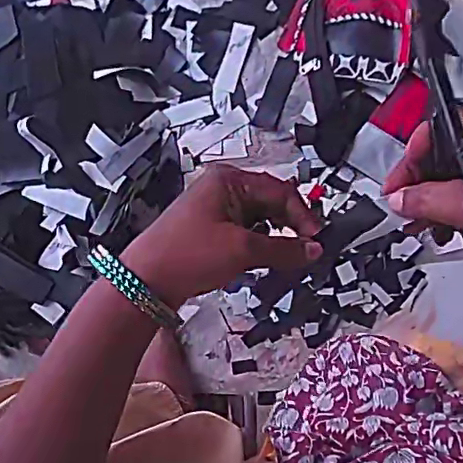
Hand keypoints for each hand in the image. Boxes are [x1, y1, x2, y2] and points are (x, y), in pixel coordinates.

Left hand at [120, 166, 323, 305]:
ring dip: (274, 239)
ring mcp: (213, 210)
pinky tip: (261, 261)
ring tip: (284, 258)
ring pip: (258, 220)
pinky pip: (243, 234)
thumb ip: (284, 249)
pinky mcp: (208, 232)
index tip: (316, 239)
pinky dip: (257, 247)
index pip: (280, 191)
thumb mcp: (242, 250)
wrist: (146, 281)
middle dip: (290, 227)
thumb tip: (311, 249)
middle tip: (306, 249)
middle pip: (270, 203)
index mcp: (228, 180)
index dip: (303, 216)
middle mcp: (220, 190)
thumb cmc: (182, 255)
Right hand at [381, 108, 462, 312]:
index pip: (449, 123)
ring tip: (411, 214)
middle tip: (400, 195)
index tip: (406, 171)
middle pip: (440, 153)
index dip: (422, 143)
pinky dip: (431, 215)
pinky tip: (426, 226)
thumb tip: (402, 197)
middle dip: (416, 174)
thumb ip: (434, 198)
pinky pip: (447, 205)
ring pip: (440, 181)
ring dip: (420, 198)